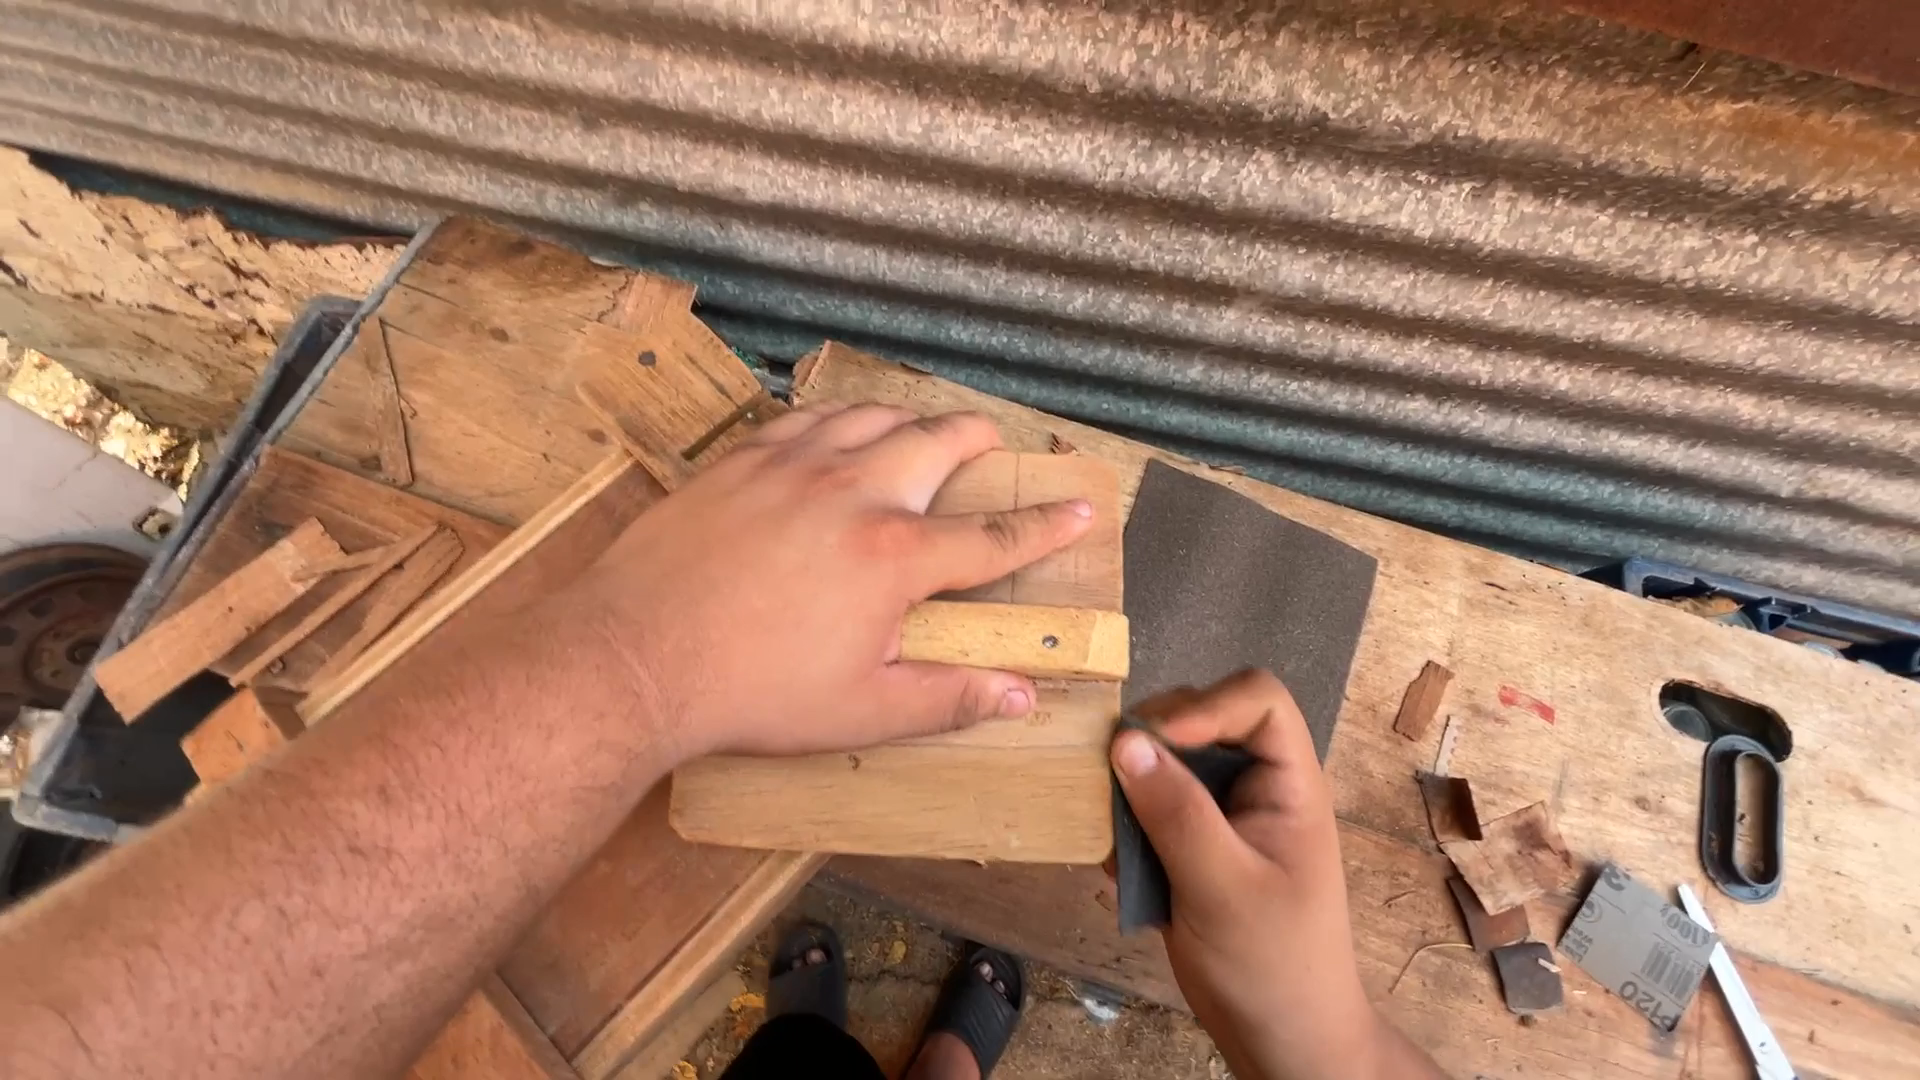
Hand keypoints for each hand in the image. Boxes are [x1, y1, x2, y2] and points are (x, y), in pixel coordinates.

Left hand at [563, 404, 1093, 759]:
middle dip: (977, 438)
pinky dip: (840, 417)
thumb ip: (948, 697)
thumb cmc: (755, 693)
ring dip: (911, 418)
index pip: (991, 538)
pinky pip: (807, 417)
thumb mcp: (862, 711)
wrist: (635, 656)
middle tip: (991, 441)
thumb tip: (1021, 695)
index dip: (1044, 525)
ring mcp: (794, 466)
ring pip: (873, 415)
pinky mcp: (742, 459)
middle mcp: (854, 493)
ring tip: (922, 428)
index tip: (1080, 506)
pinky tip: (839, 429)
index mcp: (894, 557)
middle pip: (937, 444)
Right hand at [1109, 670, 1442, 1079]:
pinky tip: (1119, 862)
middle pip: (1200, 716)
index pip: (1258, 700)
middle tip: (1114, 775)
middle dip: (1153, 739)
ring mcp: (1218, 809)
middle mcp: (1253, 782)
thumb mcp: (1224, 889)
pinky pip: (1146, 797)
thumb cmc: (1273, 966)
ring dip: (1130, 781)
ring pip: (1164, 756)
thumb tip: (1123, 742)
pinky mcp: (1188, 835)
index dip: (1207, 704)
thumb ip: (1176, 813)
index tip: (1157, 741)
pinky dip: (1125, 817)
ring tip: (1112, 823)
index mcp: (1288, 783)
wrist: (1278, 1041)